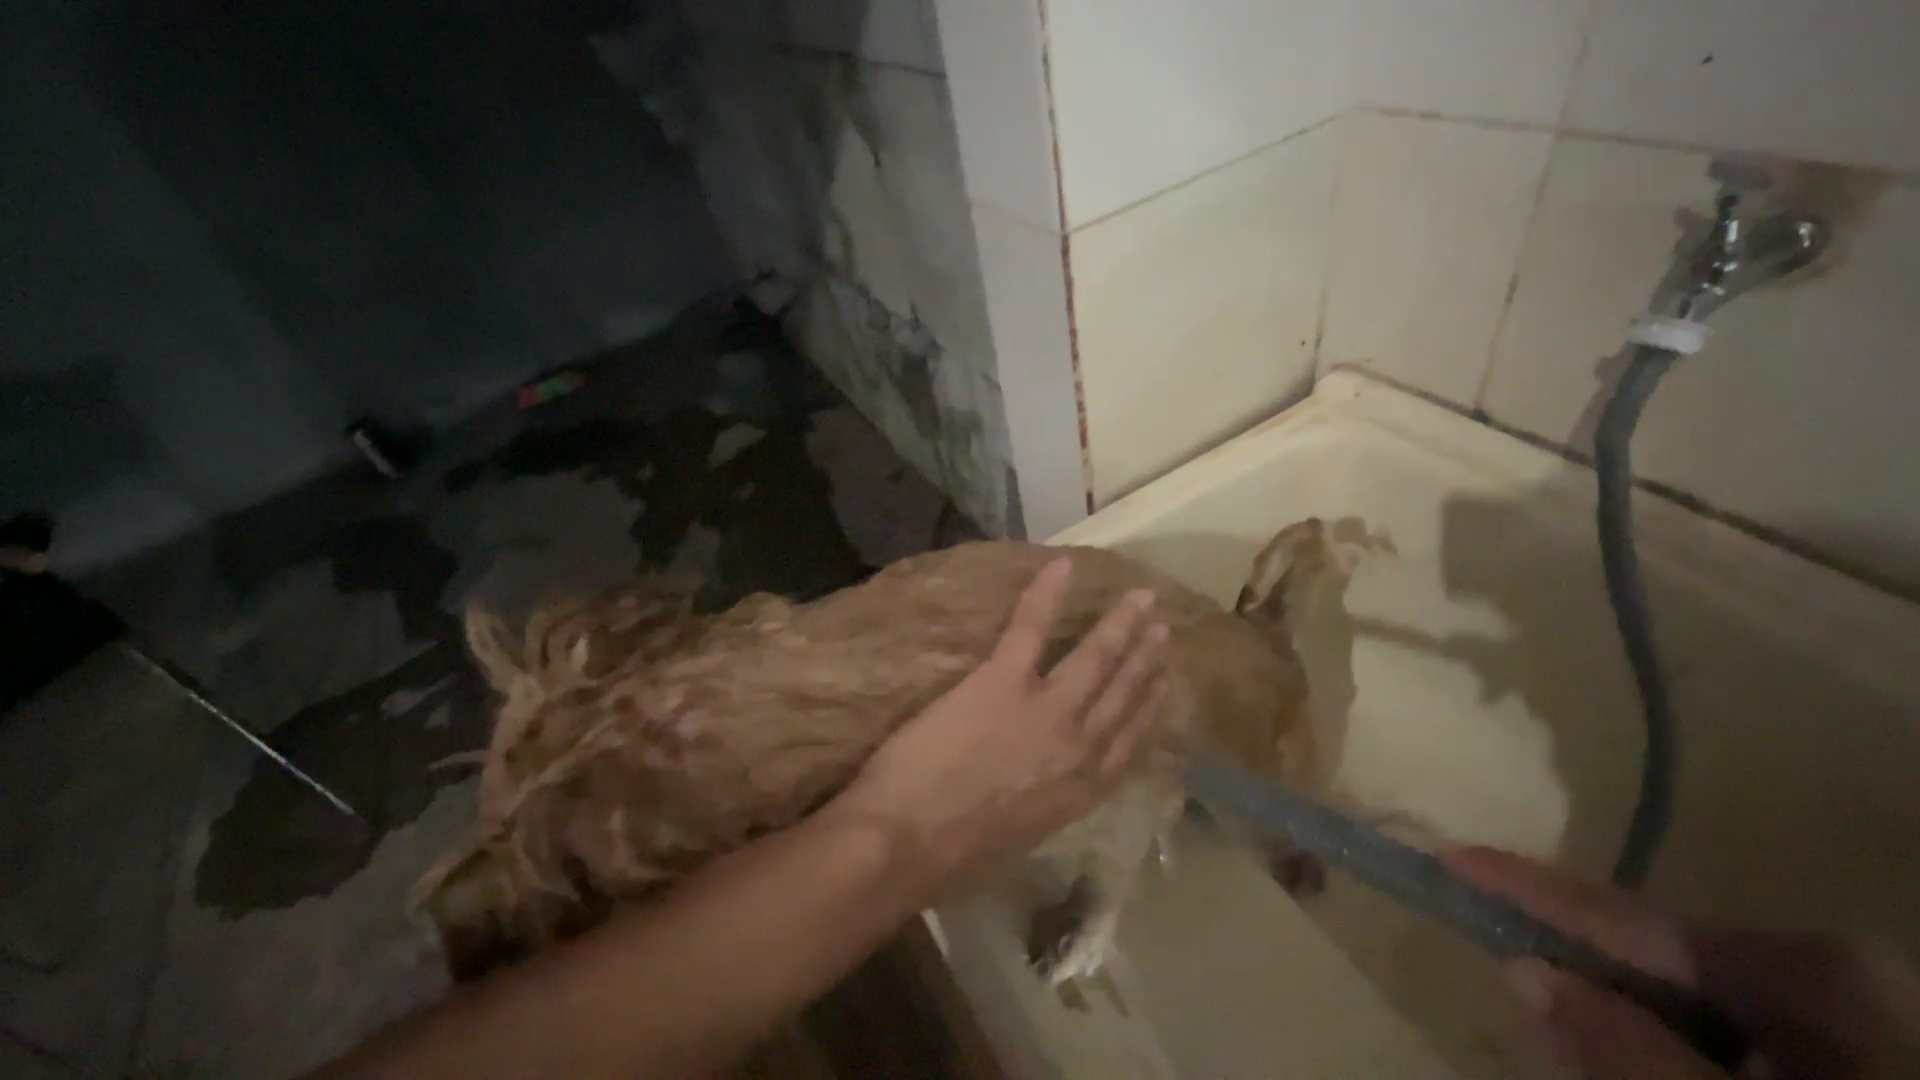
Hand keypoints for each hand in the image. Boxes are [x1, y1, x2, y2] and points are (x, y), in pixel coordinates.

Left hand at [830, 557, 1167, 897]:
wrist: (909, 842)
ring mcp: (1044, 710)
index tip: (1166, 685)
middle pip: (1121, 693)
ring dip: (1120, 625)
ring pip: (1095, 658)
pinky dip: (1048, 594)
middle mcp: (1077, 748)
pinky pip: (1032, 628)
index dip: (1149, 708)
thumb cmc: (953, 853)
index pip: (1129, 742)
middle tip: (1163, 629)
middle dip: (1145, 659)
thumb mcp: (1021, 835)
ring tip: (1140, 598)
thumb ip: (1046, 799)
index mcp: (1080, 792)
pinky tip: (1064, 566)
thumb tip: (1050, 779)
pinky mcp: (1002, 681)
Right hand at [1447, 848, 1919, 1079]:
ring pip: (1686, 993)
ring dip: (1617, 1002)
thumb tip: (1522, 972)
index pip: (1620, 915)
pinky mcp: (1852, 1047)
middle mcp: (1821, 964)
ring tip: (1552, 1004)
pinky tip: (1638, 1046)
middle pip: (1653, 952)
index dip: (1525, 886)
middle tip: (1490, 931)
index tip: (1450, 856)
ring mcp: (1848, 1008)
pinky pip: (1726, 1025)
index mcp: (1798, 963)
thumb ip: (1623, 1045)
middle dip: (1570, 952)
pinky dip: (1668, 1035)